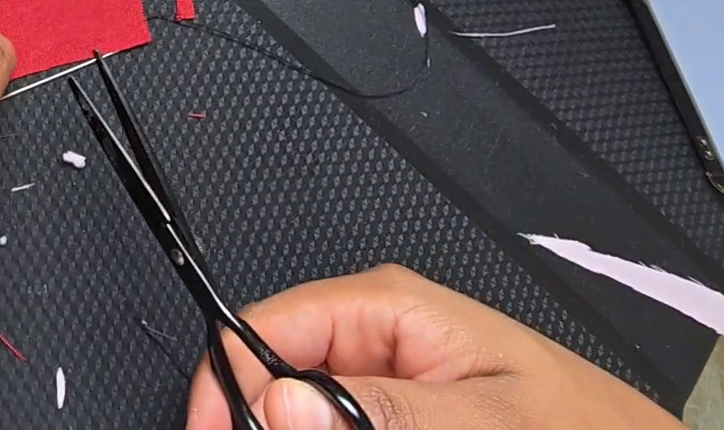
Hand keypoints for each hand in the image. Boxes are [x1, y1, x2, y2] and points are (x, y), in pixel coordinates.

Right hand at [187, 266, 685, 429]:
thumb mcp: (493, 424)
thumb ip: (389, 413)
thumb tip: (280, 402)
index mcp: (383, 305)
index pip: (269, 326)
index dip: (230, 382)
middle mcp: (369, 334)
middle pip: (277, 375)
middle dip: (261, 419)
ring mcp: (378, 380)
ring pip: (304, 411)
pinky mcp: (390, 413)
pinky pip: (337, 422)